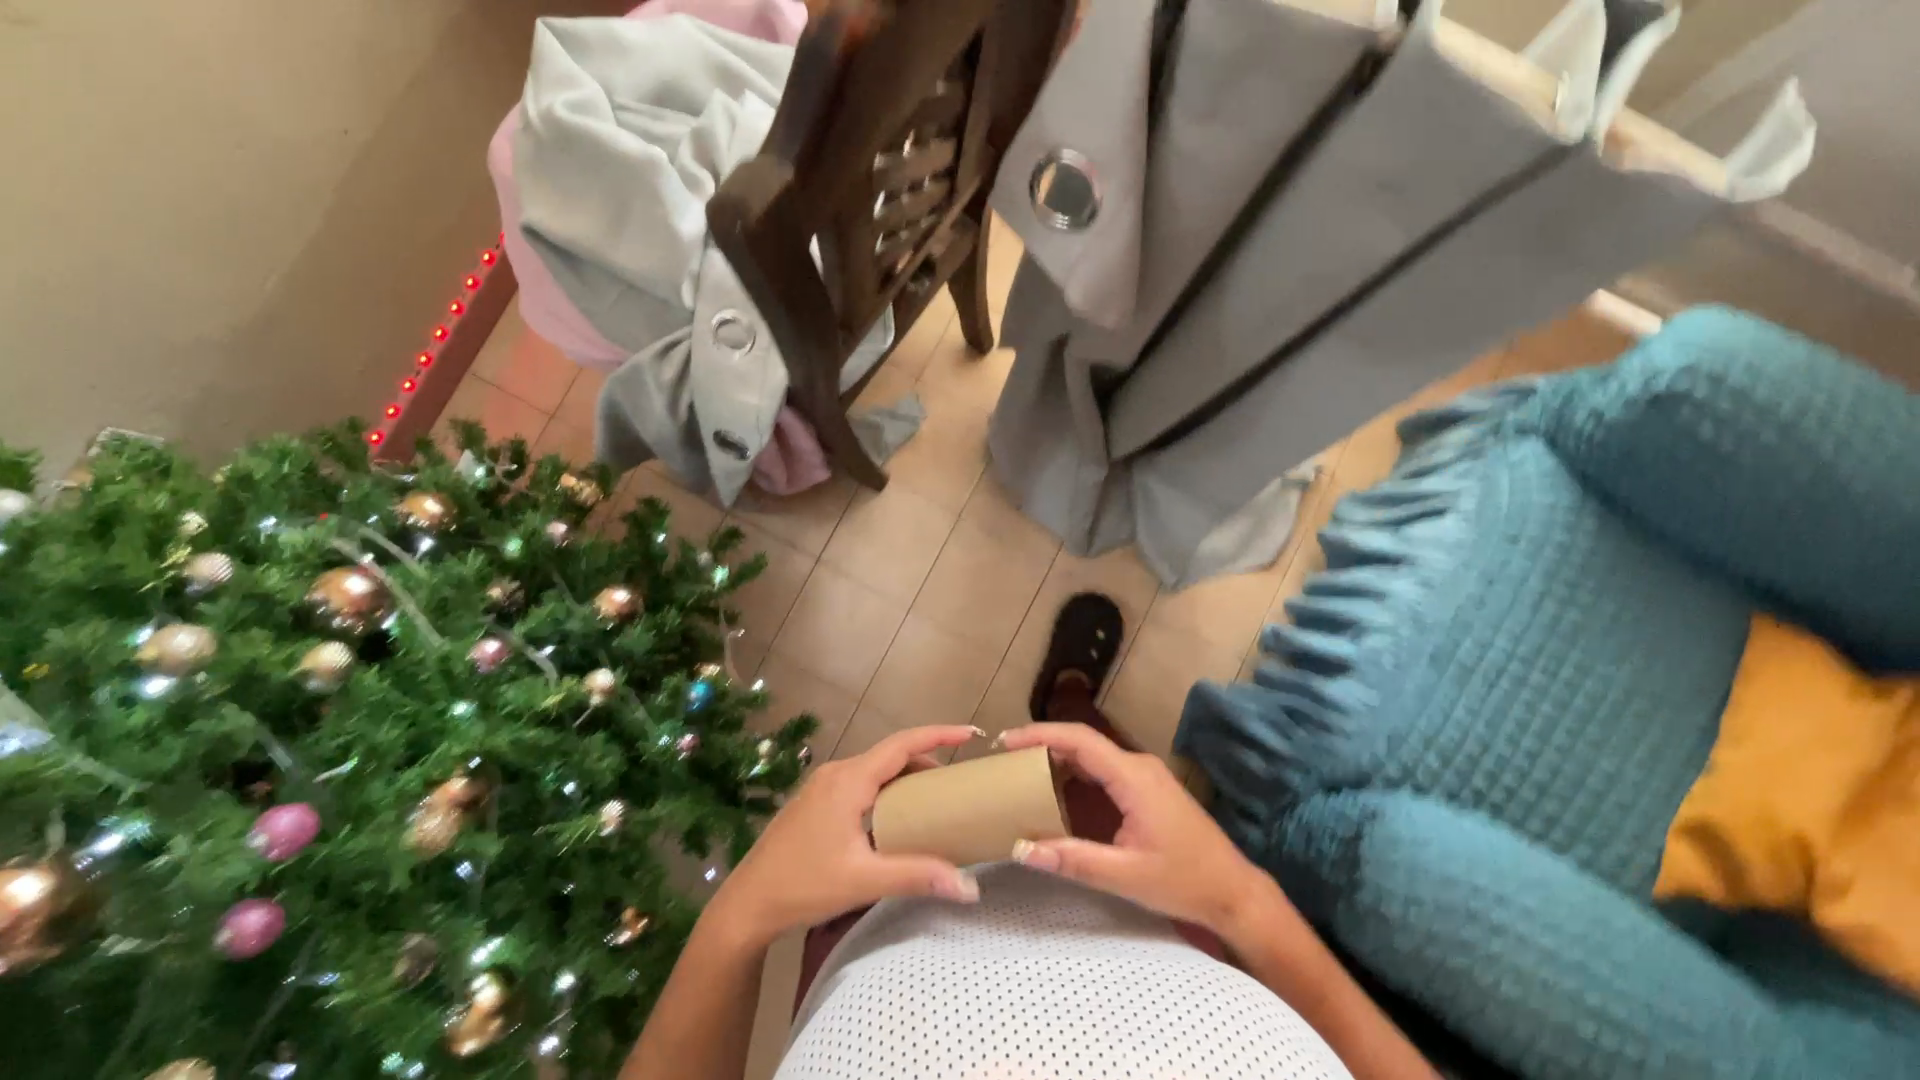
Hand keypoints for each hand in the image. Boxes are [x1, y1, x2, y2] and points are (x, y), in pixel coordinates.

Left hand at [705, 725, 982, 946]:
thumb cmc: (803, 886)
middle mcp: (835, 774)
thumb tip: (971, 887)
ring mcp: (821, 788)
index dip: (938, 734)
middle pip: (891, 755)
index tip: (971, 734)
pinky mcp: (814, 804)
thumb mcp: (864, 881)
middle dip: (927, 761)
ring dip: (906, 777)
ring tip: (935, 799)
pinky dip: (887, 790)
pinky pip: (860, 783)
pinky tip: (896, 817)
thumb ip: (918, 877)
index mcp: (849, 781)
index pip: (902, 744)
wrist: (746, 905)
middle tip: (958, 782)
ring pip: (874, 770)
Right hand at [998, 723, 1291, 940]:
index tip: (1005, 742)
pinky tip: (1053, 793)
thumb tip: (1020, 849)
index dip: (1040, 735)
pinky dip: (1074, 775)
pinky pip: (1102, 771)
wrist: (1233, 892)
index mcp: (1134, 777)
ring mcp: (1144, 776)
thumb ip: (1073, 860)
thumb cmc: (1185, 882)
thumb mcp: (1126, 875)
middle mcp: (1138, 767)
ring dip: (1056, 760)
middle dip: (1041, 746)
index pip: (1080, 740)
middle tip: (1002, 761)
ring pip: (1092, 756)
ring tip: (1018, 774)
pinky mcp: (1146, 790)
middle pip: (1082, 743)